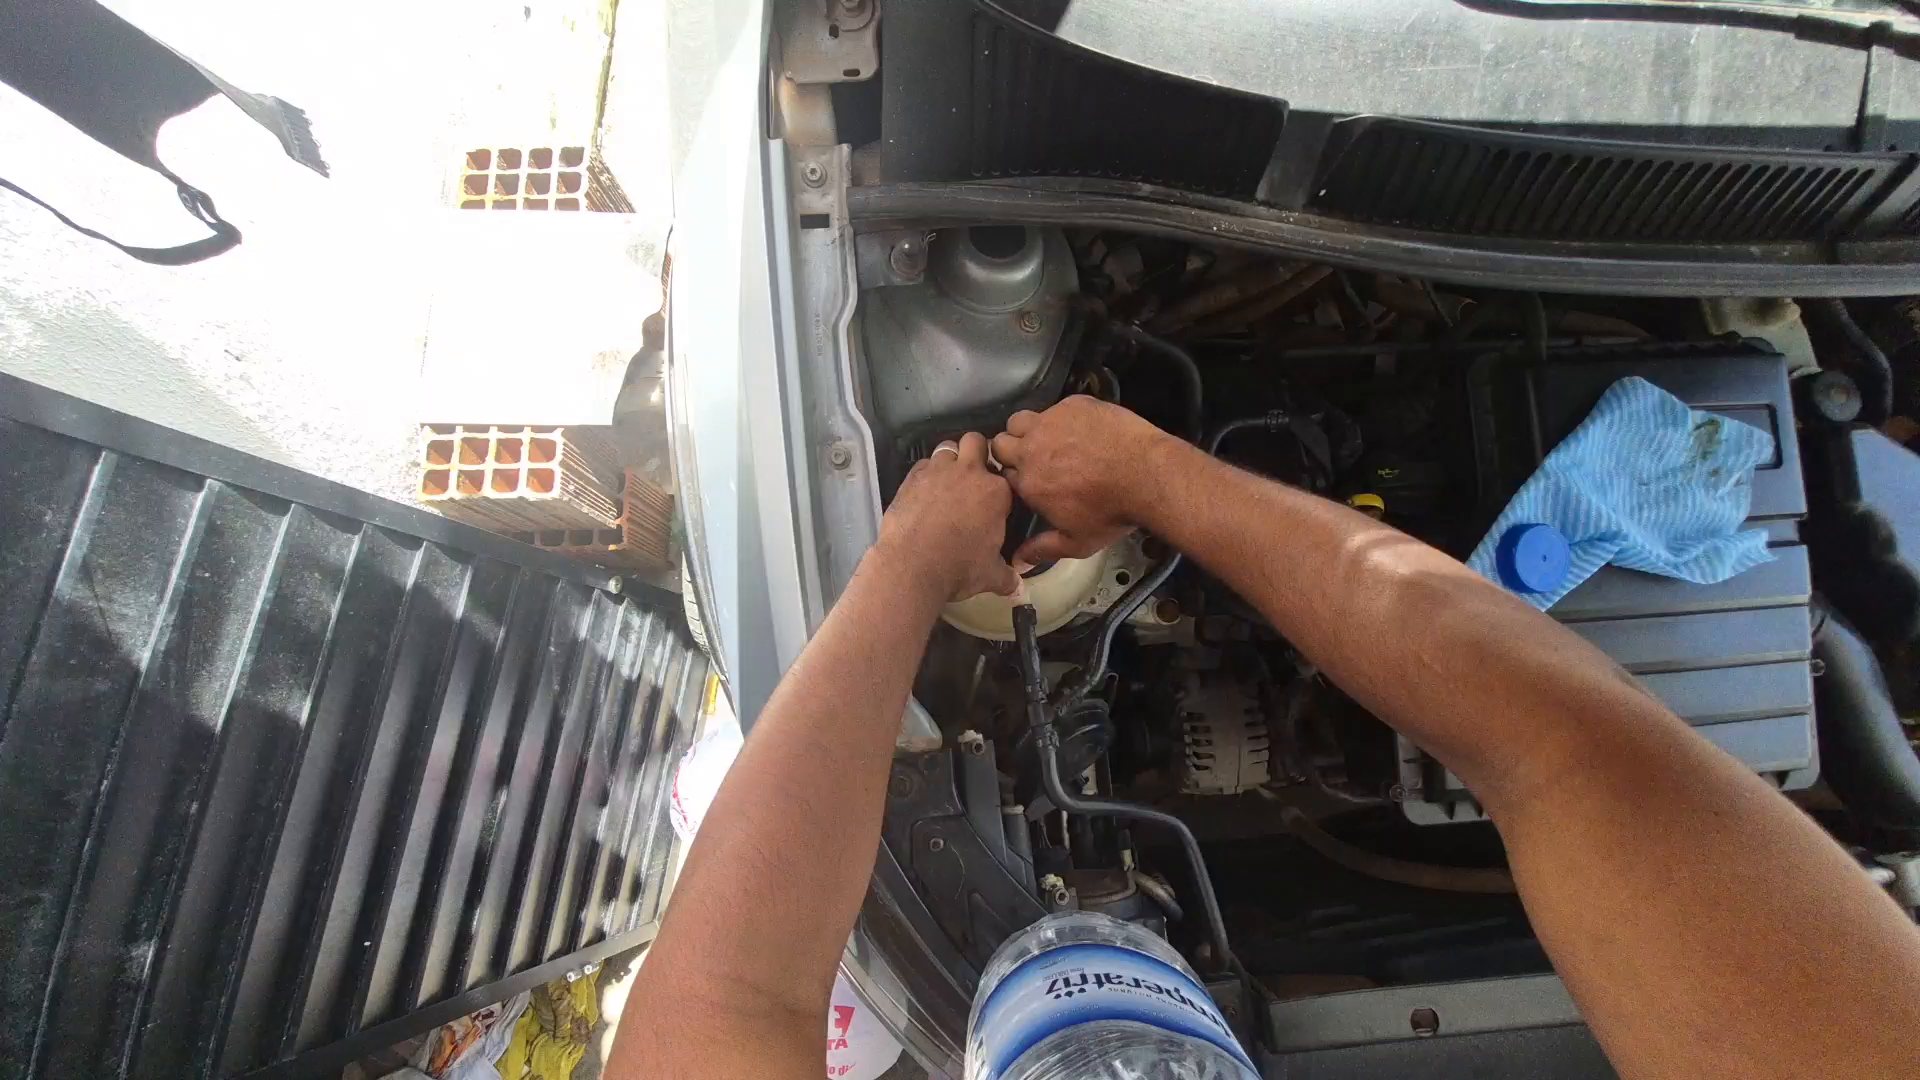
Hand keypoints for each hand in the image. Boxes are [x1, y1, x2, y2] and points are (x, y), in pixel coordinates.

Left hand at [876, 433, 1020, 601]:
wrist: (913, 566)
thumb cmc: (958, 568)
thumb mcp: (991, 575)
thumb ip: (1008, 576)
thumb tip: (1018, 587)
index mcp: (996, 492)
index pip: (1004, 476)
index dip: (999, 487)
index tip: (994, 502)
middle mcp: (969, 473)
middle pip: (976, 441)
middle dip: (976, 452)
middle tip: (972, 475)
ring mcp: (938, 471)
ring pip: (947, 447)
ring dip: (950, 459)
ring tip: (947, 482)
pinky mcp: (912, 477)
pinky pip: (923, 464)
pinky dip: (926, 473)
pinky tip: (924, 492)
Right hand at [991, 396, 1184, 563]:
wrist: (1147, 475)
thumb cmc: (1111, 513)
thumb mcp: (1076, 542)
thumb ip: (1042, 550)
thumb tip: (1016, 563)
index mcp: (1027, 483)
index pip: (1002, 473)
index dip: (1012, 475)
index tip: (1025, 479)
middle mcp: (1031, 449)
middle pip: (1001, 441)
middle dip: (1010, 449)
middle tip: (1032, 457)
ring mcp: (1051, 422)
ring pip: (1020, 419)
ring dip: (1026, 429)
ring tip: (1048, 439)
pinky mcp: (1073, 404)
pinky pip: (1055, 407)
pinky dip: (1061, 417)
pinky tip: (1082, 429)